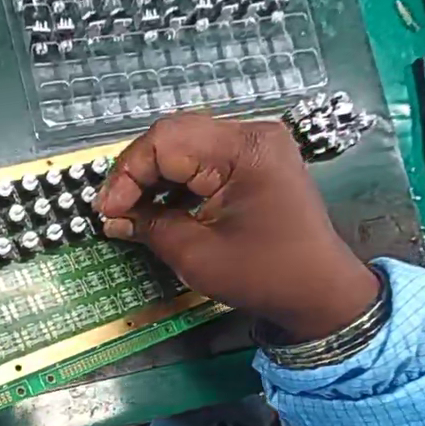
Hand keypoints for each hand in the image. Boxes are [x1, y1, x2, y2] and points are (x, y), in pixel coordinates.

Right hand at [96, 113, 381, 341]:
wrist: (317, 291)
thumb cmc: (262, 275)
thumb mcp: (196, 255)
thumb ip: (150, 228)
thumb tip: (113, 218)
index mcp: (244, 150)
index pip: (166, 141)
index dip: (128, 174)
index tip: (107, 211)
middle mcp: (250, 135)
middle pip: (173, 136)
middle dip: (136, 174)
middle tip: (113, 211)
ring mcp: (254, 147)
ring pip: (183, 146)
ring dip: (152, 178)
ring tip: (130, 211)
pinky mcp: (252, 163)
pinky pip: (200, 161)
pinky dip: (173, 183)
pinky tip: (157, 208)